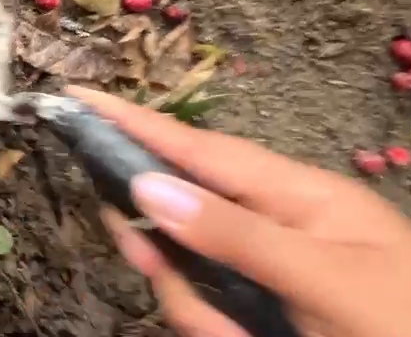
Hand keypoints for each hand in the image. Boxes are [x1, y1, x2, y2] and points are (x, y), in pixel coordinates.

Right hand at [70, 87, 410, 336]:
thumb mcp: (339, 287)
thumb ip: (239, 235)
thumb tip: (144, 184)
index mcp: (301, 197)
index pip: (195, 146)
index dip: (130, 120)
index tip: (71, 97)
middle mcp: (277, 225)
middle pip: (177, 210)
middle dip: (158, 244)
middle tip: (149, 267)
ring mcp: (274, 271)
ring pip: (187, 265)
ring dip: (194, 304)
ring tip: (232, 336)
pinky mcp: (272, 312)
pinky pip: (210, 304)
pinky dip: (213, 326)